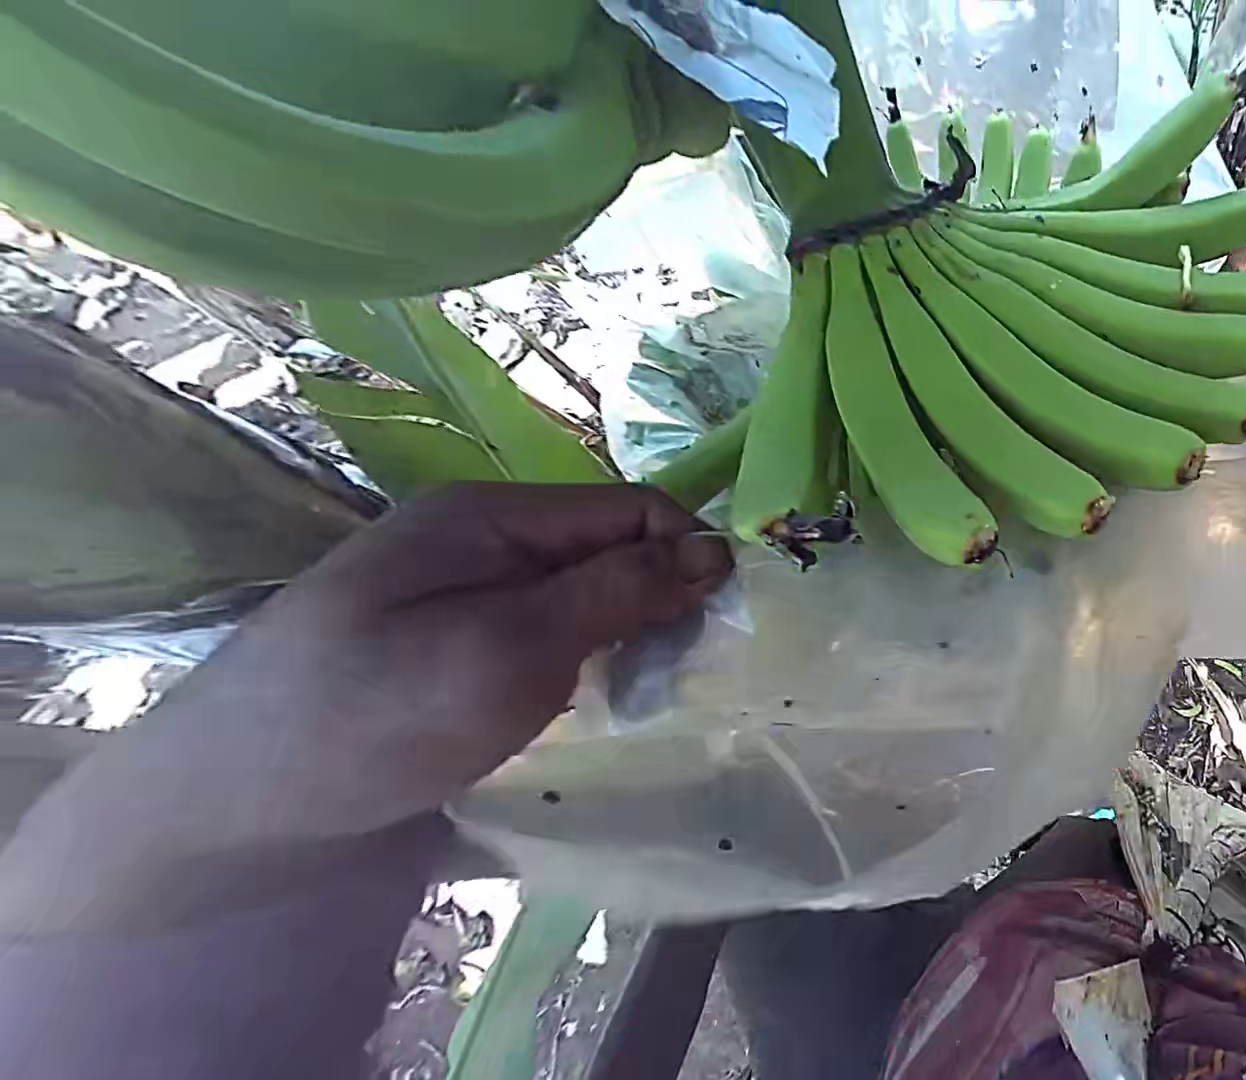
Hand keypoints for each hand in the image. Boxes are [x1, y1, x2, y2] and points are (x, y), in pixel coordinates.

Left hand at [0, 483, 729, 931]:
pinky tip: (601, 688)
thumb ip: (620, 589)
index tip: (713, 619)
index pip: (633, 507)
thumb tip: (719, 550)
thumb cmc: (374, 718)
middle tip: (675, 664)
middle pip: (619, 544)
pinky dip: (603, 650)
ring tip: (642, 684)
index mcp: (494, 514)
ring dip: (637, 627)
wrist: (230, 821)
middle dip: (665, 594)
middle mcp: (492, 536)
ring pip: (600, 586)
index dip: (687, 551)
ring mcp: (482, 585)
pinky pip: (570, 622)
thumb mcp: (511, 646)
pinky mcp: (478, 632)